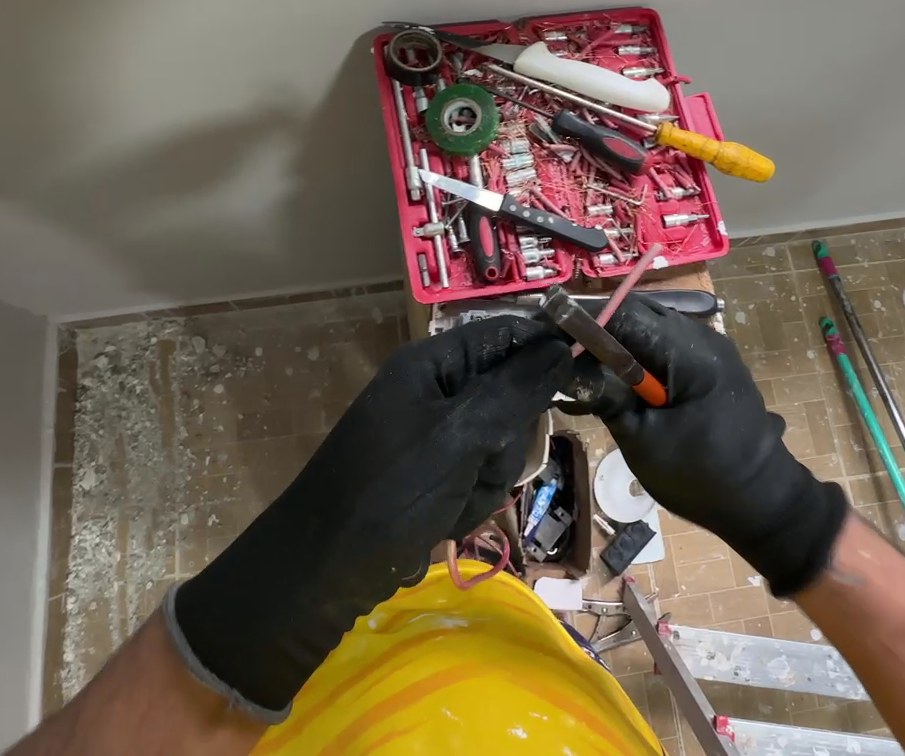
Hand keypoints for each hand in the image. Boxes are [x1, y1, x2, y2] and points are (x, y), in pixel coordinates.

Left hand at [168, 317, 572, 718]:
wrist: (321, 569)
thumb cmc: (389, 492)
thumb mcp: (459, 437)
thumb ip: (514, 390)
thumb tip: (560, 347)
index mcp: (432, 363)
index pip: (505, 334)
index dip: (544, 351)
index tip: (583, 378)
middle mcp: (434, 389)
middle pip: (509, 394)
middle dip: (505, 439)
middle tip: (480, 464)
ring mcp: (433, 433)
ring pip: (500, 442)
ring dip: (487, 478)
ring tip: (453, 503)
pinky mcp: (432, 471)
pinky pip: (478, 474)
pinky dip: (470, 500)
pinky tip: (443, 520)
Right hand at [565, 298, 847, 595]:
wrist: (764, 505)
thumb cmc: (701, 479)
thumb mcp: (642, 441)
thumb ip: (605, 395)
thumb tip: (566, 364)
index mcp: (691, 353)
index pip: (624, 315)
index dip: (582, 320)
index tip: (545, 331)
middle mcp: (704, 338)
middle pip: (637, 314)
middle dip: (596, 328)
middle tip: (558, 350)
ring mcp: (711, 349)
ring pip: (650, 326)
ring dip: (616, 341)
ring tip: (581, 365)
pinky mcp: (711, 364)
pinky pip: (665, 343)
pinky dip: (636, 353)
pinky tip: (616, 378)